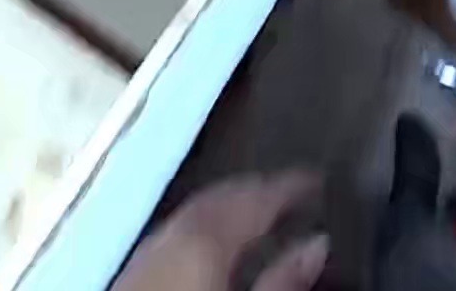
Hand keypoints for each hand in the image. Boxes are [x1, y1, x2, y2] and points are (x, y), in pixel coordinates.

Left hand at [111, 171, 329, 290]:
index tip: (317, 178)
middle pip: (230, 190)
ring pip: (205, 203)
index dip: (293, 182)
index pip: (261, 191)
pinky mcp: (137, 262)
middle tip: (293, 190)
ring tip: (262, 210)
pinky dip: (208, 219)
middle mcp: (181, 224)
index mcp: (209, 232)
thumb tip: (318, 245)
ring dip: (235, 200)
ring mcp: (155, 241)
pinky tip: (217, 237)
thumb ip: (284, 277)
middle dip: (263, 187)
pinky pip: (183, 222)